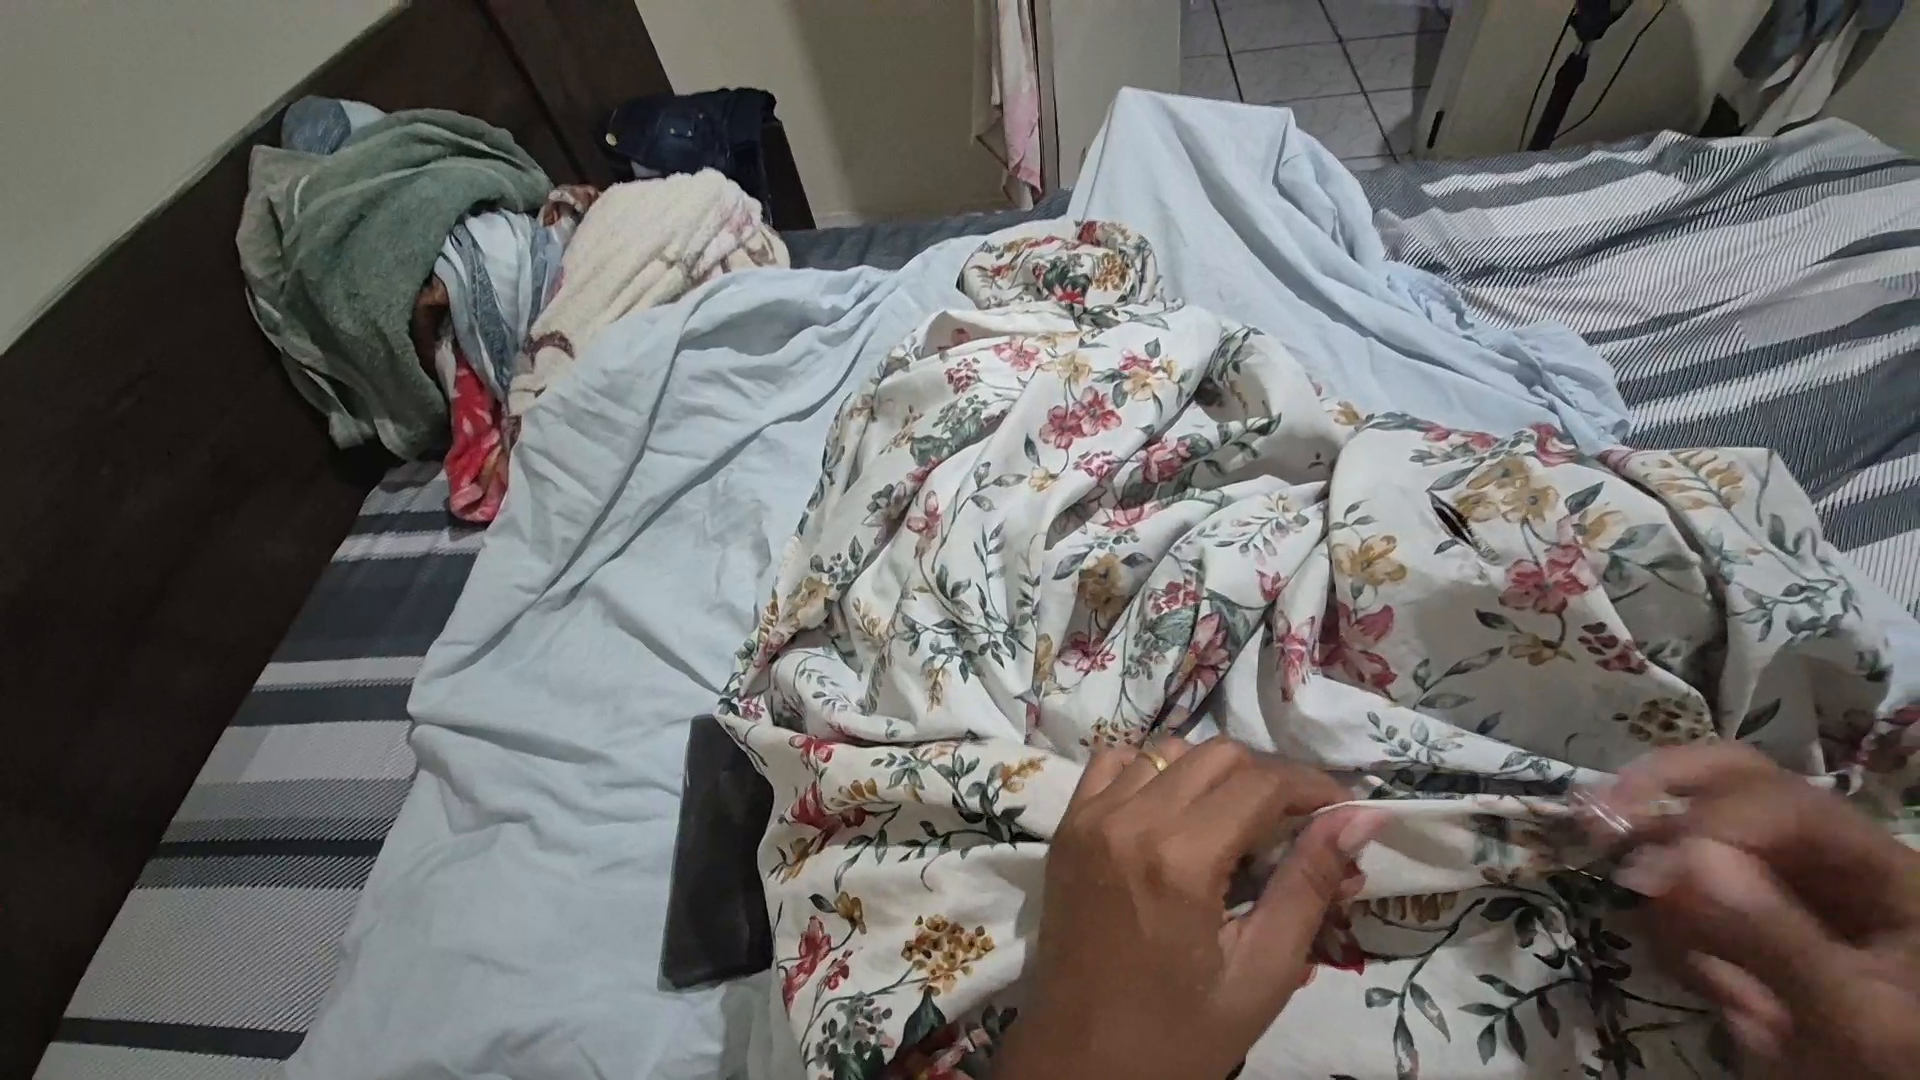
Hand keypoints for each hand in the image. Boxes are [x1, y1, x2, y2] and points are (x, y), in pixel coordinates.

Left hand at [996, 737, 1385, 1079]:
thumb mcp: (1262, 972)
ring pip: (1166, 752)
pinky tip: (1170, 810)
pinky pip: (1113, 764)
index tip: (1342, 813)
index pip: (1261, 783)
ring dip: (1211, 774)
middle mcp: (1130, 818)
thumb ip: (1309, 884)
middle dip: (1267, 780)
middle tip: (1292, 826)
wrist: (1080, 1060)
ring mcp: (1090, 816)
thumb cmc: (1179, 1033)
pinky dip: (1150, 770)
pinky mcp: (1067, 824)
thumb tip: (1360, 818)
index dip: (1313, 788)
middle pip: (1217, 755)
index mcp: (1180, 858)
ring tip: (1234, 823)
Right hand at [1587, 743, 1919, 1077]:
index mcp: (1884, 871)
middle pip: (1726, 780)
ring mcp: (1773, 886)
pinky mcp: (1733, 917)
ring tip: (1691, 964)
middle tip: (1592, 816)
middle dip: (1651, 794)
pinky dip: (1669, 932)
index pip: (1780, 803)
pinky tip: (1708, 985)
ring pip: (1684, 839)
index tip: (1644, 871)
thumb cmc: (1898, 1072)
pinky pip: (1672, 895)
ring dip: (1663, 890)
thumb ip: (1778, 938)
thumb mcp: (1858, 1023)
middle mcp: (1826, 860)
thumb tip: (1683, 854)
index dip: (1705, 821)